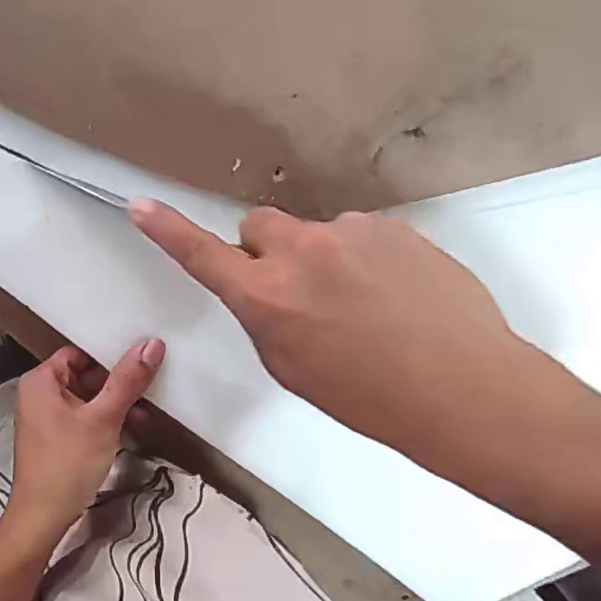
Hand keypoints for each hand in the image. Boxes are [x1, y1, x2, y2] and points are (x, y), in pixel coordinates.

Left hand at [0, 340, 164, 550]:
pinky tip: (134, 424)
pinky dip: (106, 419)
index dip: (109, 353)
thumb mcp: (103, 419)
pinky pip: (84, 417)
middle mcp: (39, 393)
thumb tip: (152, 344)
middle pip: (85, 374)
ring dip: (116, 402)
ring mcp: (47, 417)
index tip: (143, 355)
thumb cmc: (67, 463)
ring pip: (88, 397)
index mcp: (41, 380)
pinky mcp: (57, 437)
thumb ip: (127, 381)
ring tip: (148, 407)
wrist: (43, 516)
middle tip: (152, 382)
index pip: (79, 352)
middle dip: (117, 381)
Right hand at [128, 199, 568, 465]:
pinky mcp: (395, 228)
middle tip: (291, 289)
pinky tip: (389, 295)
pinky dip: (360, 259)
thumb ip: (263, 317)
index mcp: (265, 296)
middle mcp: (302, 252)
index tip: (142, 206)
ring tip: (358, 304)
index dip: (167, 231)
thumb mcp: (286, 365)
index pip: (202, 254)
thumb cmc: (363, 393)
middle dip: (263, 250)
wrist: (458, 386)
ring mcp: (352, 233)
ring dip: (319, 258)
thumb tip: (268, 291)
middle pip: (259, 226)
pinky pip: (357, 235)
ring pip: (313, 233)